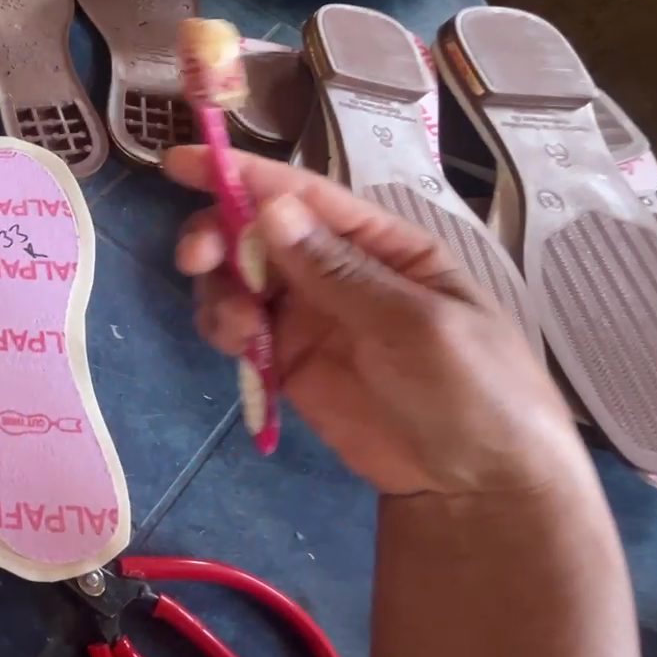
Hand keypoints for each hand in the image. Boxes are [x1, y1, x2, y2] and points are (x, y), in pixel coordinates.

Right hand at [163, 146, 587, 497]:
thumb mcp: (418, 327)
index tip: (181, 162)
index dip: (240, 174)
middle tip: (196, 261)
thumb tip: (269, 208)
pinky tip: (241, 348)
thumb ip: (337, 269)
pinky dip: (221, 326)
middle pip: (252, 229)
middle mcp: (331, 267)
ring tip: (240, 329)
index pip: (301, 195)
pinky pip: (230, 320)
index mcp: (378, 244)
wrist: (475, 493)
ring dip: (220, 292)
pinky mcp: (279, 351)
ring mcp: (302, 310)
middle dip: (216, 237)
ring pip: (232, 274)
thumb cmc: (476, 395)